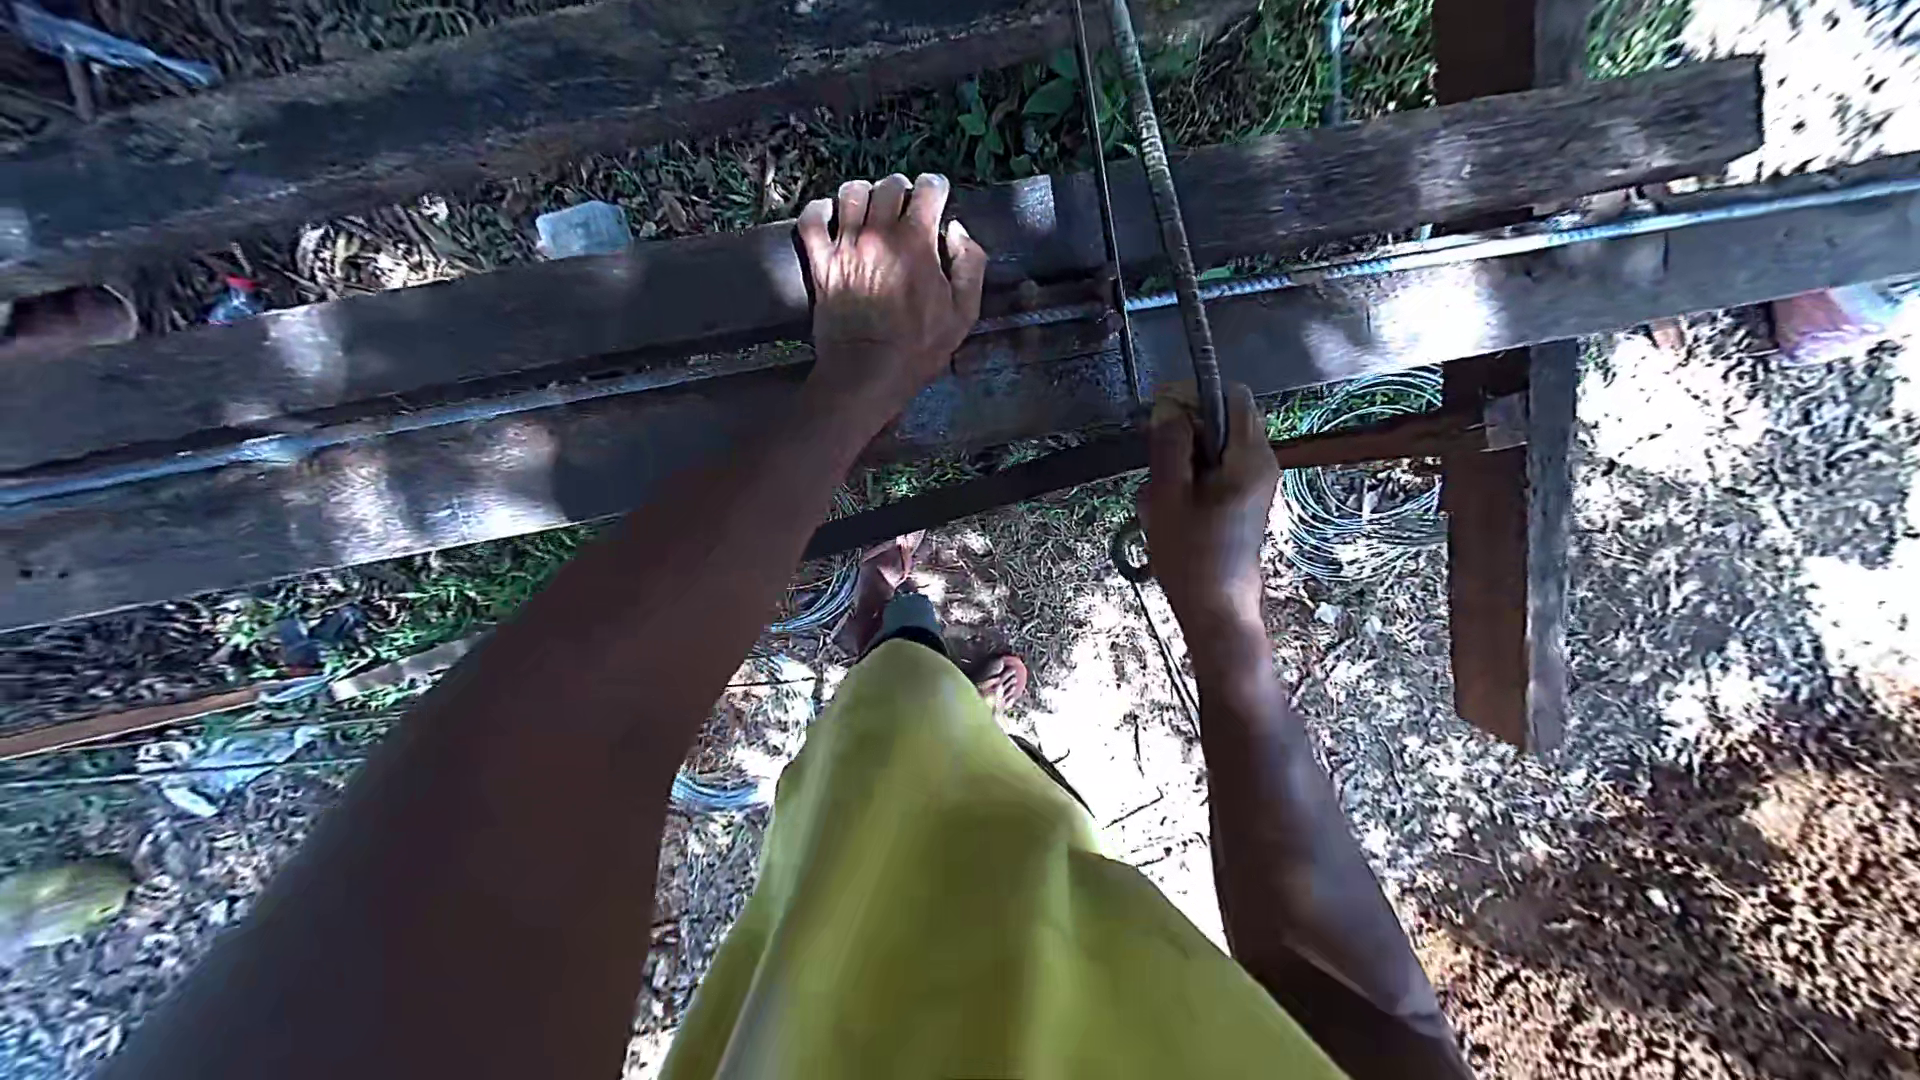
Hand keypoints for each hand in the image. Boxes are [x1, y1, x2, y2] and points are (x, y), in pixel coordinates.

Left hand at [796, 173, 986, 424]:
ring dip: (865, 194)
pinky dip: (820, 210)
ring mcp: (845, 246)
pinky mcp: (821, 263)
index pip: (927, 190)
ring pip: (851, 193)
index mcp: (916, 242)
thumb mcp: (963, 314)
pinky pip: (811, 219)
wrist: (868, 371)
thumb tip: (958, 231)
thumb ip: (970, 265)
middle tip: (907, 203)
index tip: (938, 195)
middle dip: (902, 189)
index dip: (936, 188)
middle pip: (889, 186)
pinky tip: (831, 215)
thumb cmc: (918, 348)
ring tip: (871, 208)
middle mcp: (878, 234)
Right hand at [1141, 383, 1277, 632]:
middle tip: (1152, 466)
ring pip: (1210, 450)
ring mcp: (1252, 484)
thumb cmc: (1191, 556)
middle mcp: (1260, 464)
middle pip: (1219, 423)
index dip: (1191, 396)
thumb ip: (1170, 446)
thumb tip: (1167, 406)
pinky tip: (1167, 510)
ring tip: (1157, 497)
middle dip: (1180, 436)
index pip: (1229, 397)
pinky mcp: (1241, 501)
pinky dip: (1187, 482)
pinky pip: (1212, 474)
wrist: (1216, 610)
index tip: (1157, 414)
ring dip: (1178, 464)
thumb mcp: (1170, 496)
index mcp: (1249, 457)